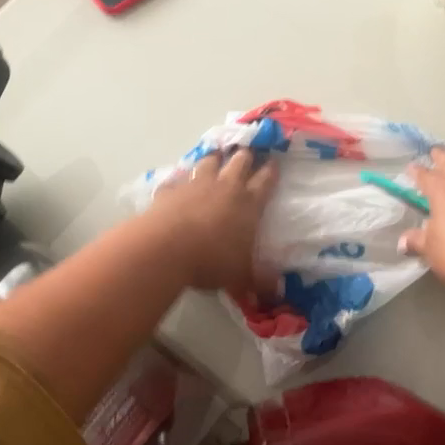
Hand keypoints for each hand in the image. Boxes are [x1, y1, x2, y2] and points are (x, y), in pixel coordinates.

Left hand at [146, 148, 277, 294]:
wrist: (166, 248)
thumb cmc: (211, 261)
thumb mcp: (241, 276)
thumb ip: (260, 282)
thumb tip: (278, 292)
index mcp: (248, 203)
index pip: (265, 180)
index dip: (271, 170)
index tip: (274, 161)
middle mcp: (225, 186)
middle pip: (240, 161)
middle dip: (245, 155)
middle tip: (247, 152)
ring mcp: (196, 184)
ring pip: (209, 161)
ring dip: (214, 158)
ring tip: (216, 155)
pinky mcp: (171, 188)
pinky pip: (177, 178)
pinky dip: (179, 179)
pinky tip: (177, 182)